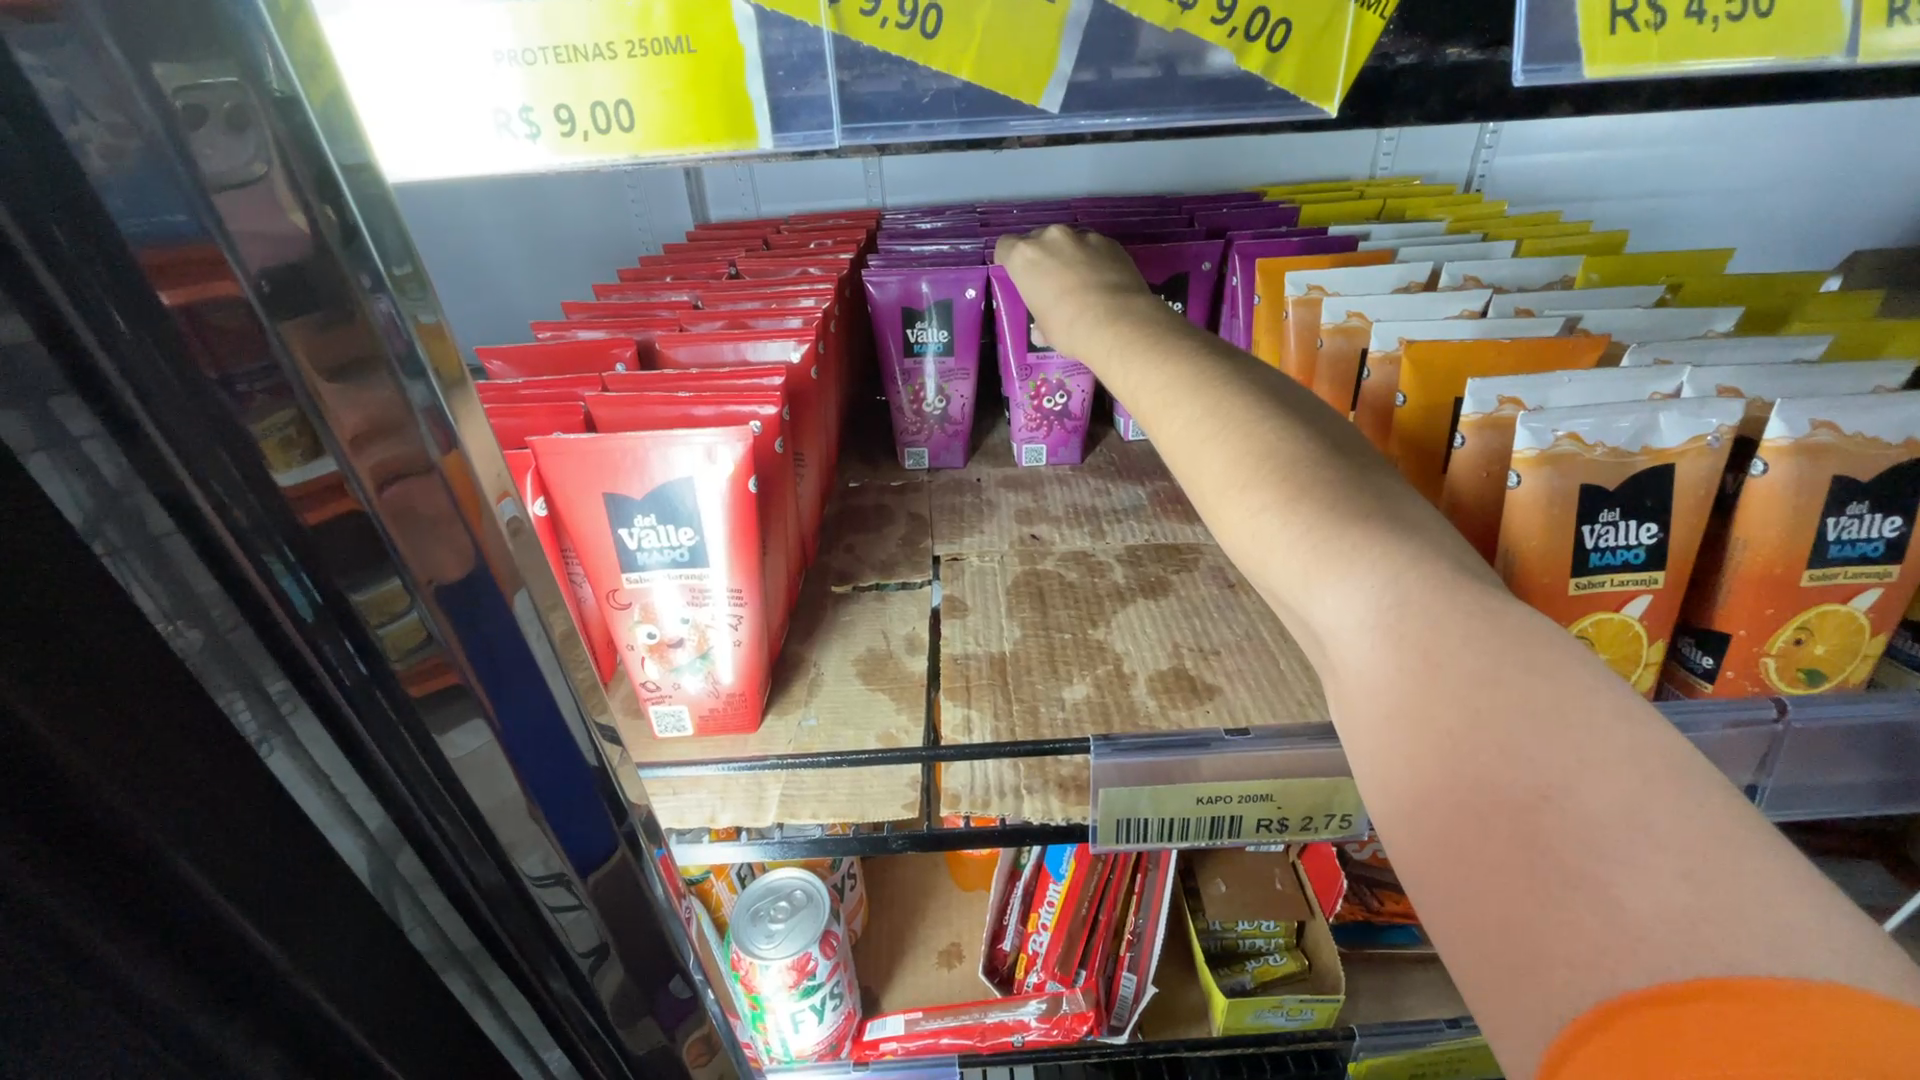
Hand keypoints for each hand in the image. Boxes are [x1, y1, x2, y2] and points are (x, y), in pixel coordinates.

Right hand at [994, 225, 1164, 359]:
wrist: (1118, 323)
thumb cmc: (1069, 329)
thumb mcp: (1044, 330)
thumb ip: (1039, 320)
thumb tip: (1041, 330)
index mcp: (1024, 257)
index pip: (1005, 247)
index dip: (1009, 260)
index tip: (1018, 276)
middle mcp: (1051, 237)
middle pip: (1037, 239)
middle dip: (1042, 257)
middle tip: (1051, 281)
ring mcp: (1083, 236)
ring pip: (1068, 240)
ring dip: (1069, 255)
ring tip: (1082, 281)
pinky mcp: (1110, 241)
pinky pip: (1094, 246)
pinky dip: (1095, 258)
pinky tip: (1104, 281)